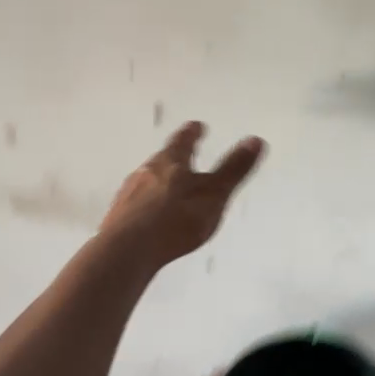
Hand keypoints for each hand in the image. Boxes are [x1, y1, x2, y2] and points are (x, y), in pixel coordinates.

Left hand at [99, 122, 264, 269]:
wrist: (129, 250)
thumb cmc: (177, 219)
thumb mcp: (215, 194)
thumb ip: (234, 169)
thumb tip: (256, 139)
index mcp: (171, 162)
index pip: (183, 141)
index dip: (192, 133)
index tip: (197, 125)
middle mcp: (146, 172)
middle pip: (162, 160)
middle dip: (174, 159)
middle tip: (184, 157)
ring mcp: (128, 194)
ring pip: (147, 182)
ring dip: (159, 183)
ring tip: (170, 190)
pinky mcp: (118, 218)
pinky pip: (137, 205)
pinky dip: (148, 206)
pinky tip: (152, 218)